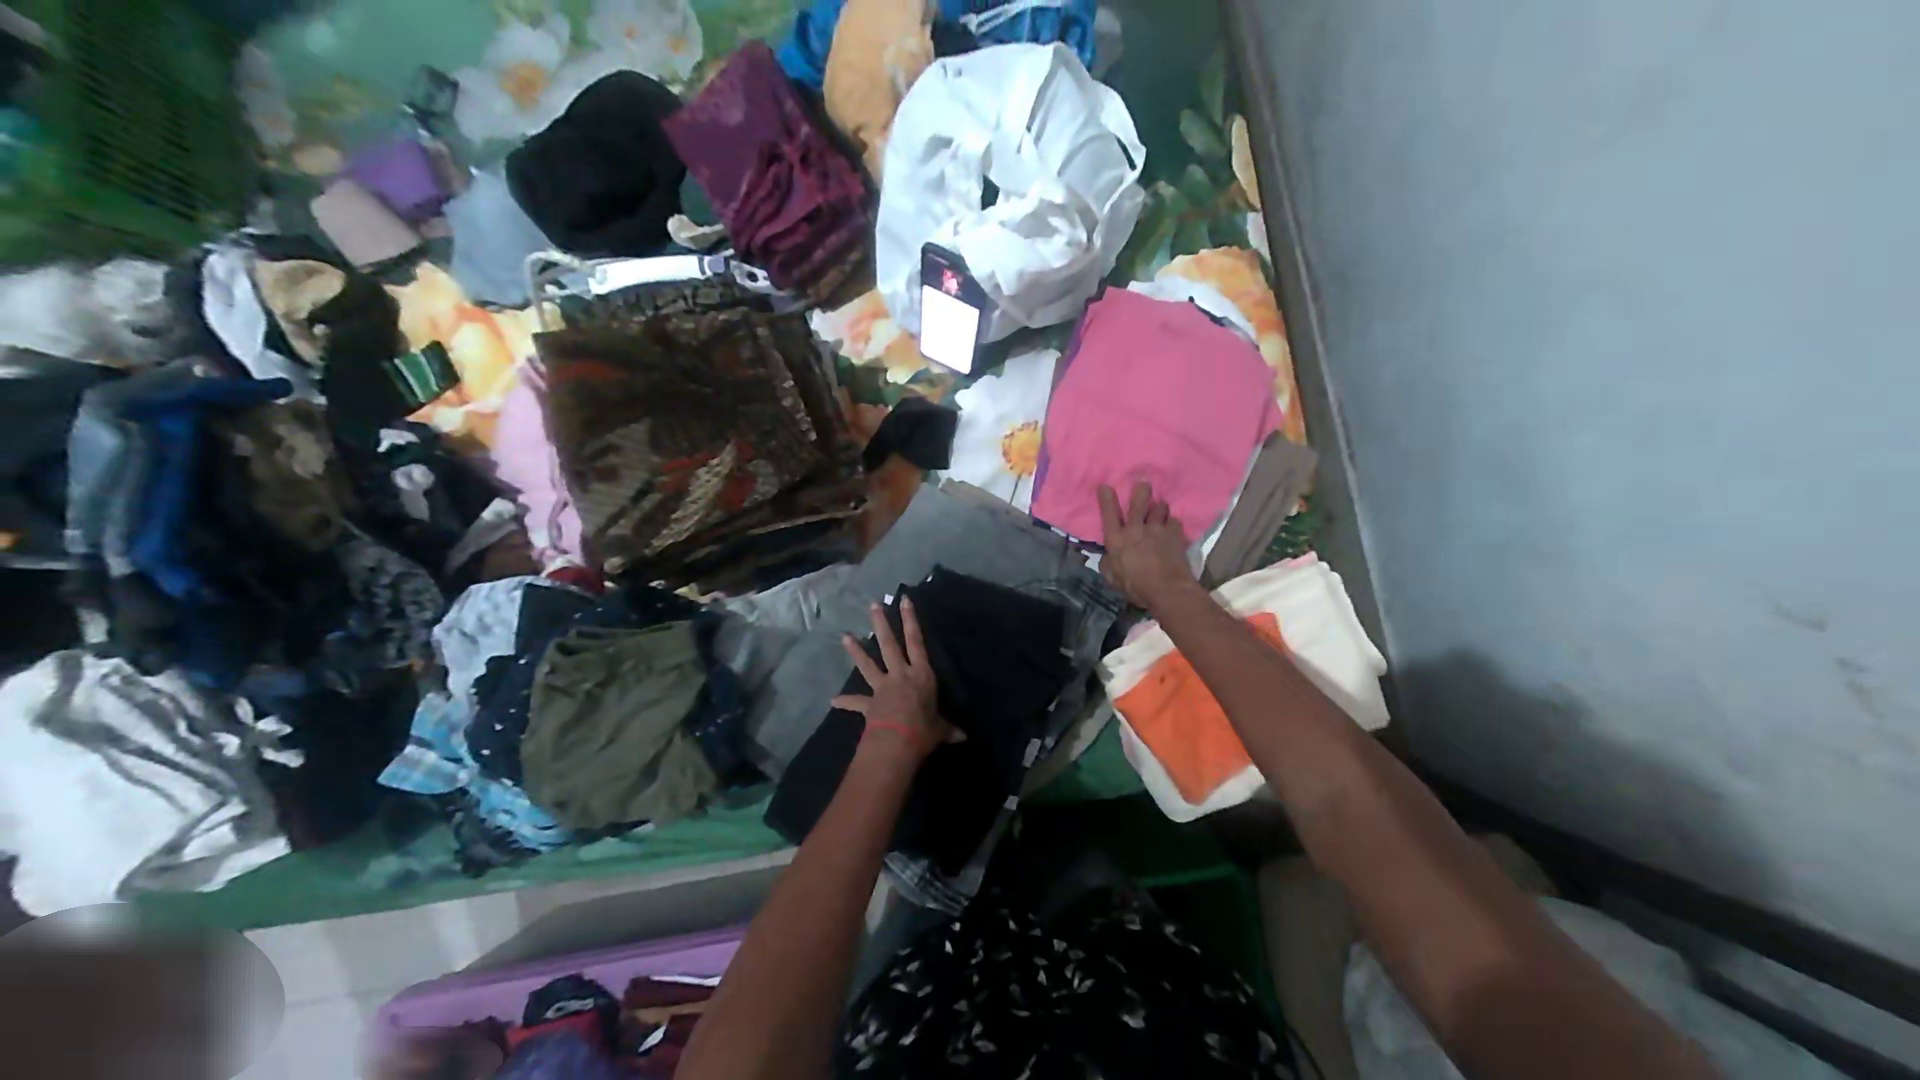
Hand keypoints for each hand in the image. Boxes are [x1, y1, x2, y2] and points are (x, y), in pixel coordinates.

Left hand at [834, 598, 956, 763]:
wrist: (896, 743)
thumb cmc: (924, 730)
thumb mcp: (940, 729)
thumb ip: (949, 729)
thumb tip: (963, 737)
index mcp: (922, 675)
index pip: (917, 642)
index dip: (911, 620)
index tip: (905, 600)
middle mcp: (901, 675)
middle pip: (890, 645)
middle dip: (882, 624)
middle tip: (873, 605)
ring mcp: (882, 687)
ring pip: (868, 664)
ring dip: (856, 651)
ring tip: (845, 636)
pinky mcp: (869, 704)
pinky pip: (856, 702)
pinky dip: (845, 701)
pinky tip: (833, 700)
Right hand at [1098, 481, 1202, 612]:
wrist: (1166, 590)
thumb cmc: (1135, 587)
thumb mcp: (1112, 578)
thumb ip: (1108, 563)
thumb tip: (1107, 556)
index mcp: (1116, 539)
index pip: (1108, 513)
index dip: (1105, 497)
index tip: (1105, 486)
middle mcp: (1135, 529)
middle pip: (1138, 501)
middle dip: (1141, 490)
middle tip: (1143, 484)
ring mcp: (1157, 529)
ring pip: (1160, 507)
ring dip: (1160, 508)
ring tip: (1161, 511)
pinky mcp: (1175, 534)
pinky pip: (1175, 522)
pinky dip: (1173, 524)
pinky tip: (1173, 530)